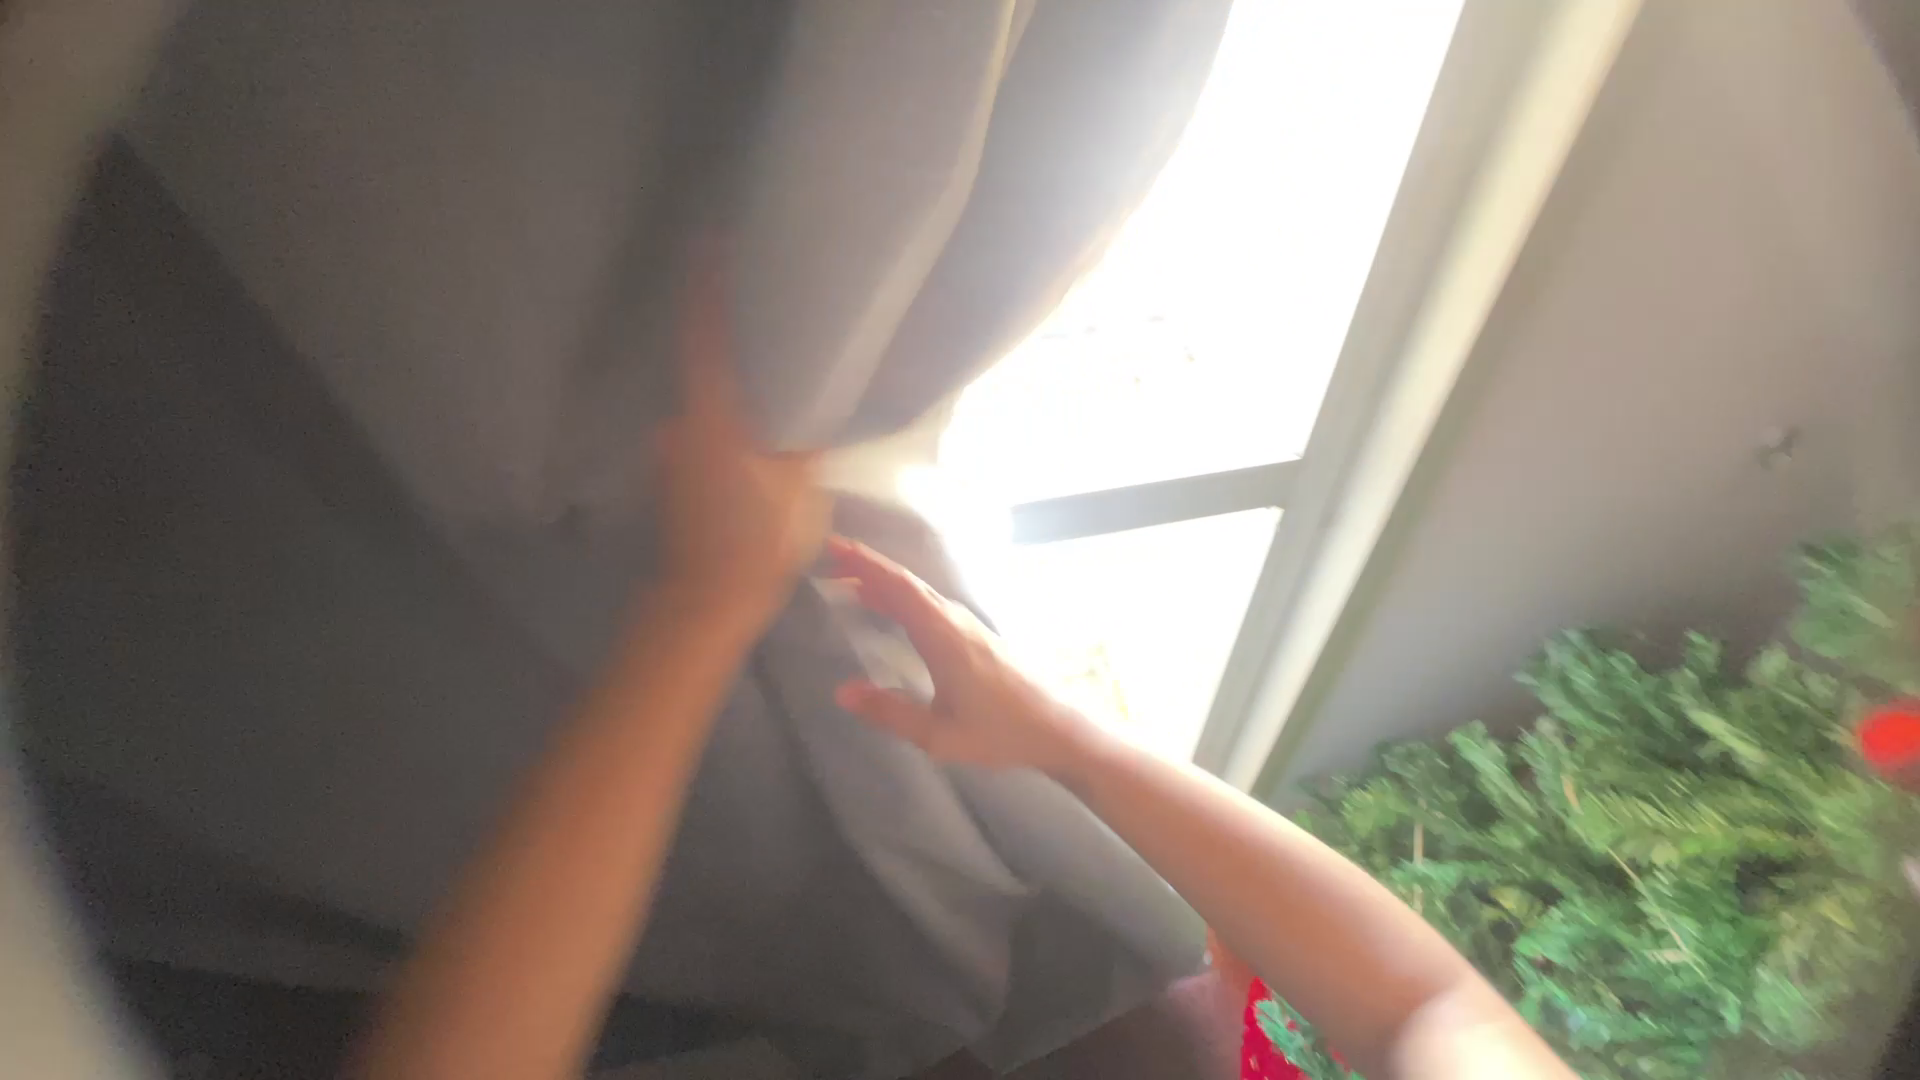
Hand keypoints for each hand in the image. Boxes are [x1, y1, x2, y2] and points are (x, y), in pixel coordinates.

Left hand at [654, 249, 826, 624]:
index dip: (705, 289)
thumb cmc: (758, 543)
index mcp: (713, 419)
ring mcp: (671, 453)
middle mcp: (681, 425)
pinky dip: (725, 424)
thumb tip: (811, 416)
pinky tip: (754, 436)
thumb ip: (804, 445)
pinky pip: (703, 431)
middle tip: (767, 322)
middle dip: (730, 343)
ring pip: (705, 405)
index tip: (710, 244)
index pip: (705, 338)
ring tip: (770, 381)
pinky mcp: (674, 476)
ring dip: (731, 392)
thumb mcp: (801, 490)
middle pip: (703, 368)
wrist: (708, 600)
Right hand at [826, 537, 1096, 773]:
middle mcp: (954, 620)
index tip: (832, 545)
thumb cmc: (1000, 732)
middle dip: (866, 566)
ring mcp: (966, 625)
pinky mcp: (973, 634)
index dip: (864, 563)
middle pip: (905, 582)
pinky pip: (928, 604)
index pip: (898, 586)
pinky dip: (900, 597)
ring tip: (845, 578)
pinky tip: (885, 606)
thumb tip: (841, 692)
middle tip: (826, 558)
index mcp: (943, 636)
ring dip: (882, 581)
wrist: (1057, 727)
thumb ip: (890, 712)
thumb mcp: (939, 734)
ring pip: (918, 592)